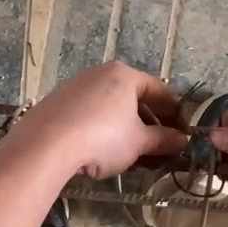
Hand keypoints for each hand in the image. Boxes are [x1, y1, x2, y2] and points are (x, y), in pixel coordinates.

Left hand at [4, 63, 186, 179]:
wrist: (46, 144)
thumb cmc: (102, 138)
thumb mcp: (139, 143)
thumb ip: (163, 140)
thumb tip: (181, 140)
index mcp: (124, 75)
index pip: (159, 91)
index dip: (175, 113)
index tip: (181, 134)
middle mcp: (100, 73)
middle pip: (133, 97)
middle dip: (149, 122)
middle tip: (158, 146)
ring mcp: (75, 86)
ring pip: (110, 106)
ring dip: (125, 127)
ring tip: (132, 153)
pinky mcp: (57, 102)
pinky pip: (89, 113)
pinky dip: (102, 128)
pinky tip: (101, 150)